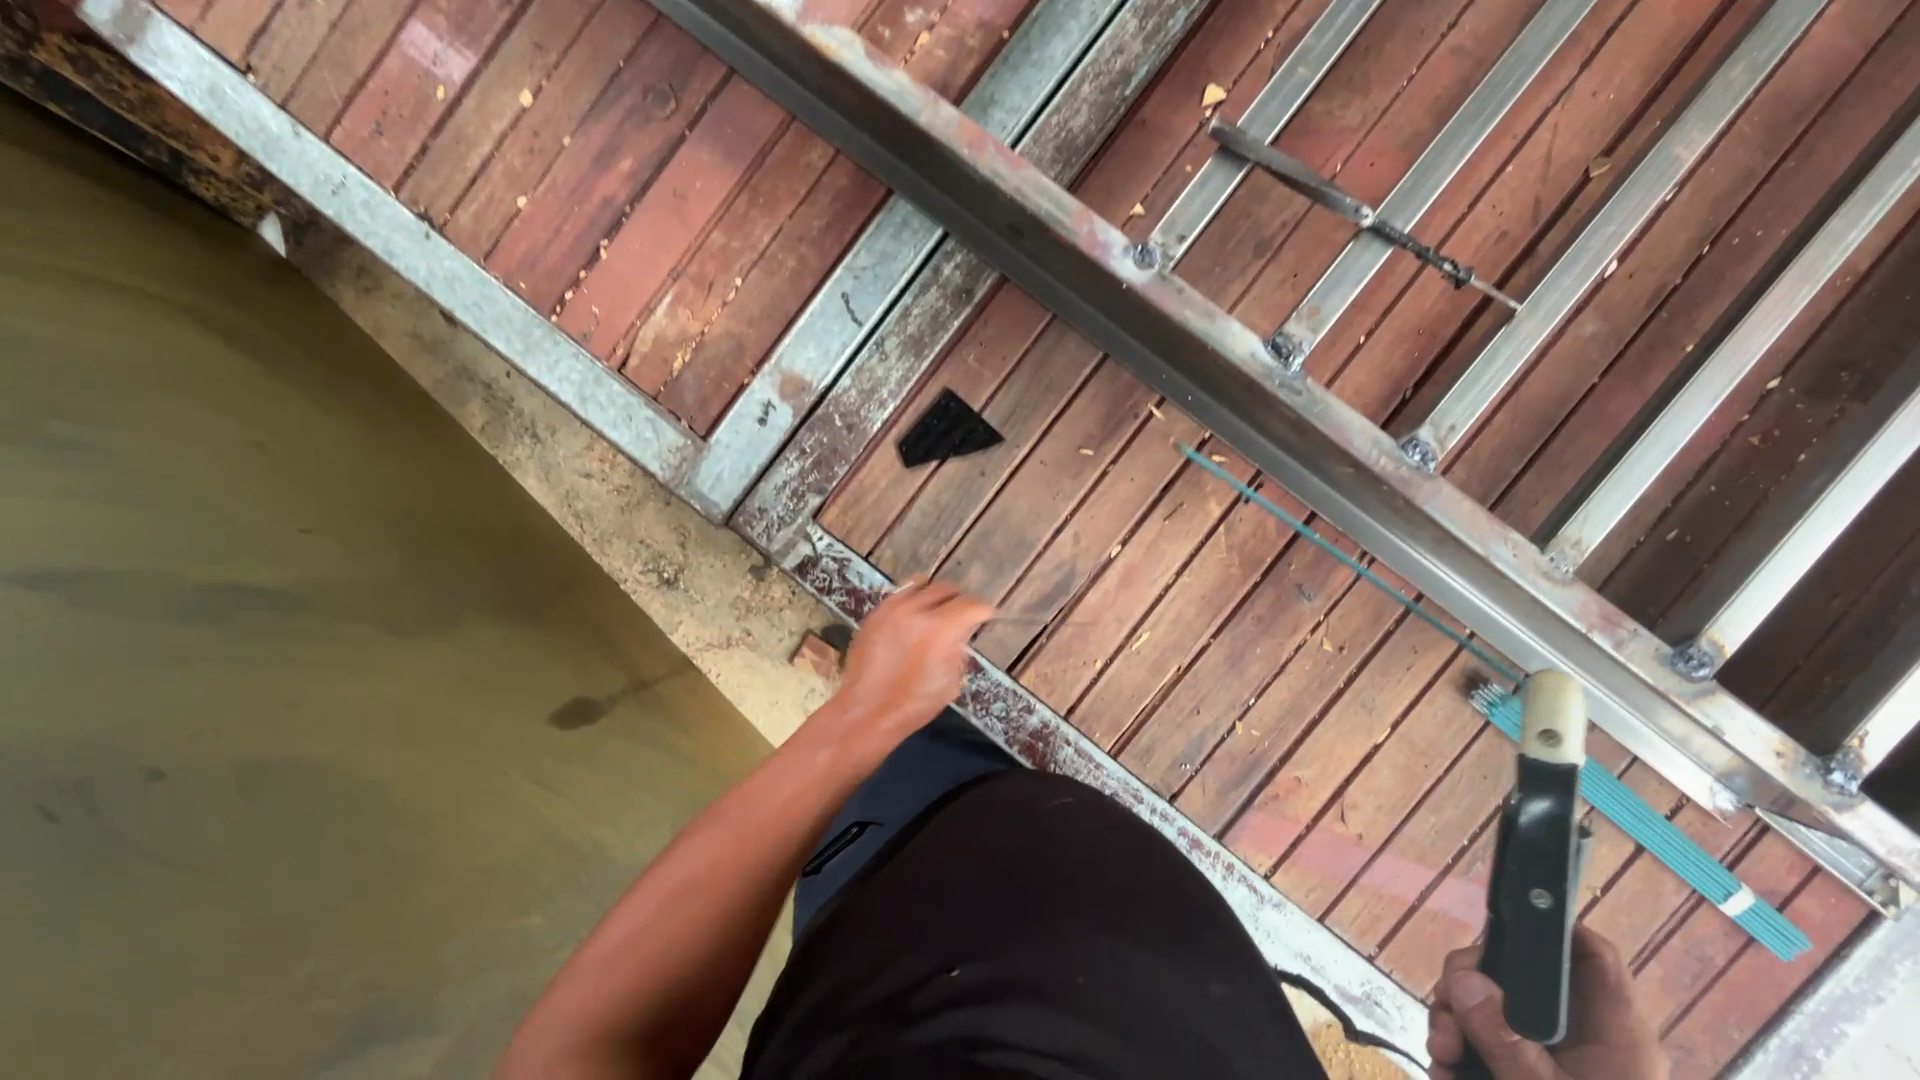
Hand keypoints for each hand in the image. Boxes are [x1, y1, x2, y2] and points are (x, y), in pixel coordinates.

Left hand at [805, 578, 993, 756]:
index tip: (985, 618)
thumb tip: (959, 636)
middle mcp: (917, 610)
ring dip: (933, 596)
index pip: (972, 604)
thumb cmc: (914, 704)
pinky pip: (899, 595)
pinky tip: (912, 619)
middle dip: (958, 602)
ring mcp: (892, 608)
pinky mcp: (875, 614)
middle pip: (947, 589)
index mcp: (942, 628)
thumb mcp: (951, 682)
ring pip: (921, 584)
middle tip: (959, 619)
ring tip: (934, 613)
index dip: (983, 611)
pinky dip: (911, 601)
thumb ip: (959, 651)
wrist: (867, 711)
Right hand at [1427, 926, 1667, 1079]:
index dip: (1553, 924)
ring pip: (1497, 1008)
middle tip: (1445, 1024)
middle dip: (1468, 989)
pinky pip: (1494, 1042)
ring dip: (1458, 1024)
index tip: (1500, 924)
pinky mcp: (1540, 1074)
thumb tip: (1464, 977)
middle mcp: (1588, 1034)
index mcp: (1614, 1033)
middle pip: (1521, 975)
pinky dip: (1466, 1051)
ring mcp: (1562, 1056)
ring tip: (1442, 1059)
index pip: (1593, 955)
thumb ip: (1504, 1037)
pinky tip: (1448, 1072)